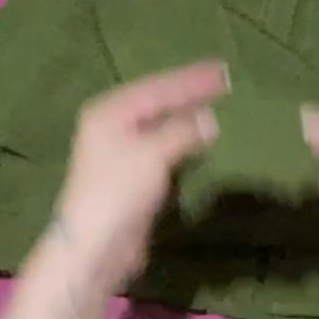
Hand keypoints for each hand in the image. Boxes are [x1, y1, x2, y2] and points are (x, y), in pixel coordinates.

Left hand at [46, 60, 228, 291]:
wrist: (96, 246)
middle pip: (157, 103)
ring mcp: (121, 153)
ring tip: (215, 106)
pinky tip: (200, 142)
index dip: (191, 80)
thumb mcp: (152, 154)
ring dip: (186, 118)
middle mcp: (112, 126)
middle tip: (222, 82)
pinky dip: (182, 143)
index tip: (223, 71)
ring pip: (160, 127)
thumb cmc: (118, 191)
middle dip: (189, 95)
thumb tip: (209, 118)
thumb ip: (182, 131)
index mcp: (110, 112)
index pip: (158, 88)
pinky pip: (163, 150)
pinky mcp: (132, 178)